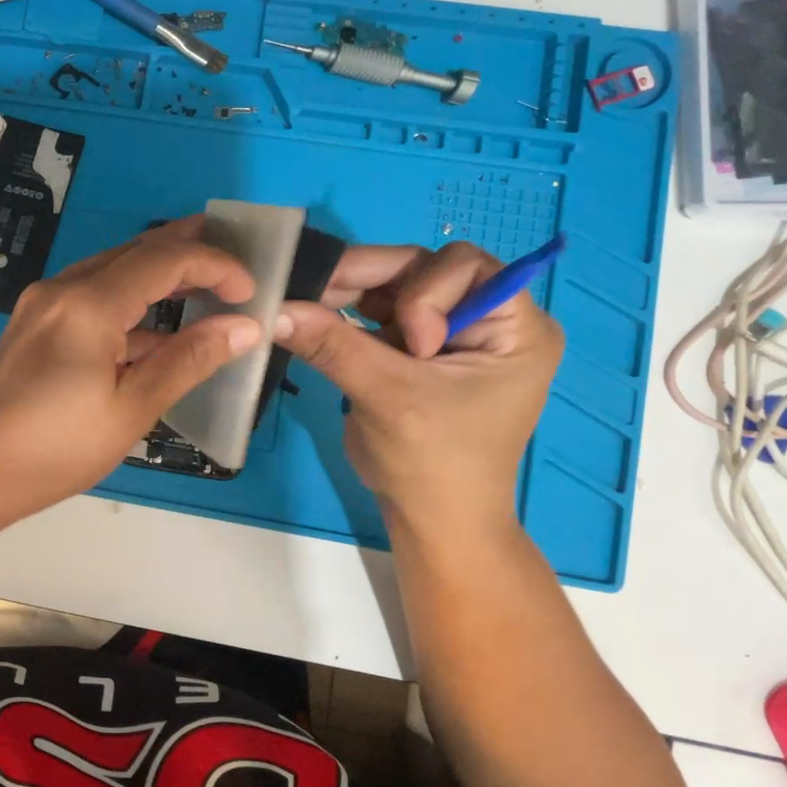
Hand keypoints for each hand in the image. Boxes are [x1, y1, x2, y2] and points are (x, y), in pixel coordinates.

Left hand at [0, 216, 261, 529]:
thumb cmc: (51, 450)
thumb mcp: (129, 410)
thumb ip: (187, 361)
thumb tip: (243, 327)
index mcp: (87, 304)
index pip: (164, 259)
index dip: (215, 264)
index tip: (252, 289)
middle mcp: (59, 291)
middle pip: (134, 253)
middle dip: (187, 253)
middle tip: (236, 261)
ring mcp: (39, 308)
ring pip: (109, 273)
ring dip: (156, 278)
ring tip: (204, 291)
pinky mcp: (30, 328)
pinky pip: (87, 300)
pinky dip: (125, 306)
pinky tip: (152, 333)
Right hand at [272, 242, 562, 521]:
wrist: (431, 518)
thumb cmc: (434, 460)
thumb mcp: (387, 397)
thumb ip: (333, 346)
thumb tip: (273, 309)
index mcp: (513, 327)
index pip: (465, 268)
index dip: (424, 292)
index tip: (407, 343)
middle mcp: (483, 320)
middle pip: (420, 271)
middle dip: (370, 282)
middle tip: (319, 298)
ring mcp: (444, 334)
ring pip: (390, 288)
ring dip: (347, 294)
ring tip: (307, 309)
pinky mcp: (409, 351)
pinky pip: (373, 315)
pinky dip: (341, 316)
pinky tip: (312, 322)